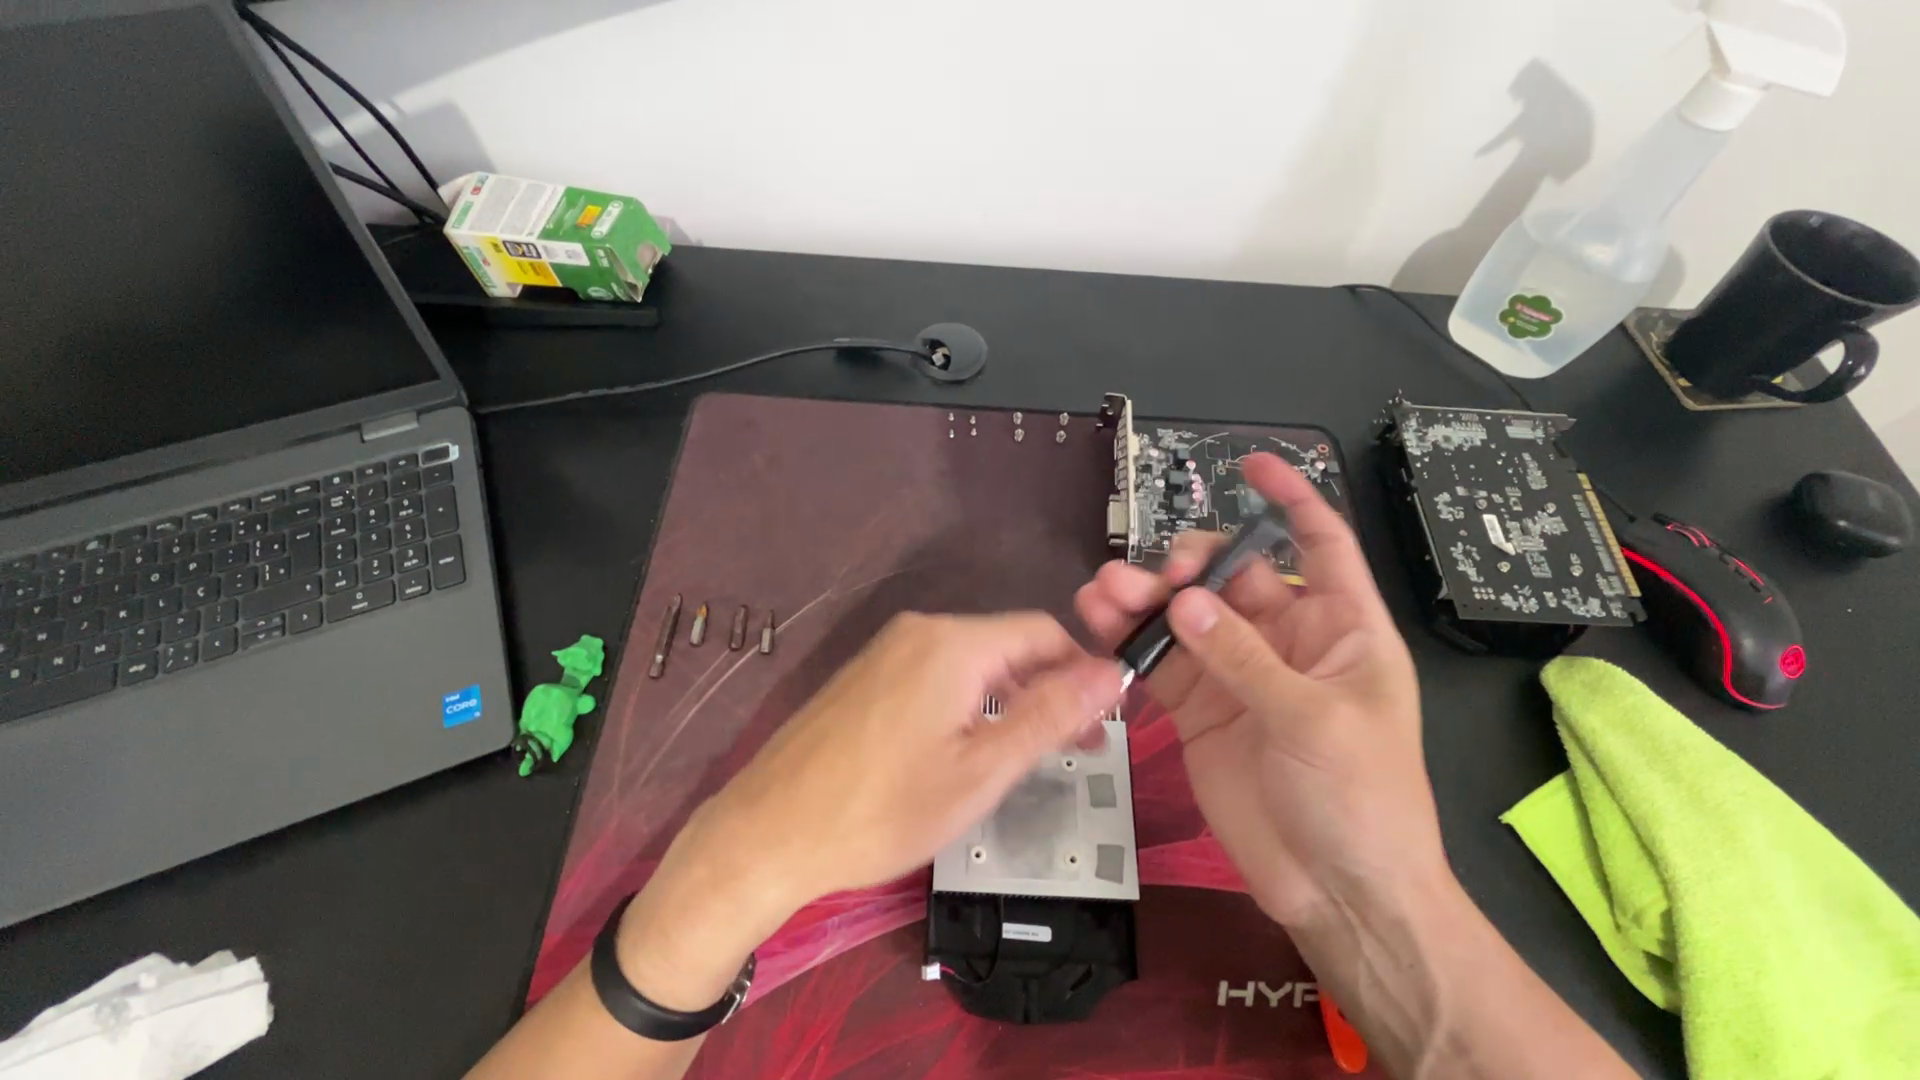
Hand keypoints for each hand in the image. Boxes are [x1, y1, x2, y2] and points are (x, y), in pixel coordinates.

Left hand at [698, 611, 1121, 905]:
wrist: (766, 834)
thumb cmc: (881, 810)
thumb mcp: (980, 771)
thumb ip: (1048, 715)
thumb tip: (1112, 673)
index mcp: (951, 643)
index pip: (1043, 631)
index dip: (1082, 672)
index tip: (1101, 725)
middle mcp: (918, 632)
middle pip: (1006, 645)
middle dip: (1046, 690)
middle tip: (1072, 750)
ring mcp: (884, 652)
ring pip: (971, 663)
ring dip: (1008, 700)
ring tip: (1024, 757)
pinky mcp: (864, 677)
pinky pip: (935, 676)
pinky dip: (966, 705)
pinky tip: (966, 750)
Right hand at [1075, 453, 1446, 928]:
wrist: (1338, 891)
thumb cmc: (1362, 798)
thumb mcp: (1314, 721)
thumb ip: (1245, 659)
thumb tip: (1184, 602)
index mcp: (1339, 629)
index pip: (1319, 544)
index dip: (1291, 500)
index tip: (1250, 464)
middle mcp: (1284, 640)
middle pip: (1229, 577)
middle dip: (1188, 566)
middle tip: (1155, 580)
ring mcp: (1237, 675)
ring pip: (1185, 617)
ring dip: (1144, 600)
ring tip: (1102, 592)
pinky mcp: (1199, 710)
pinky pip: (1161, 663)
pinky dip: (1130, 645)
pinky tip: (1098, 628)